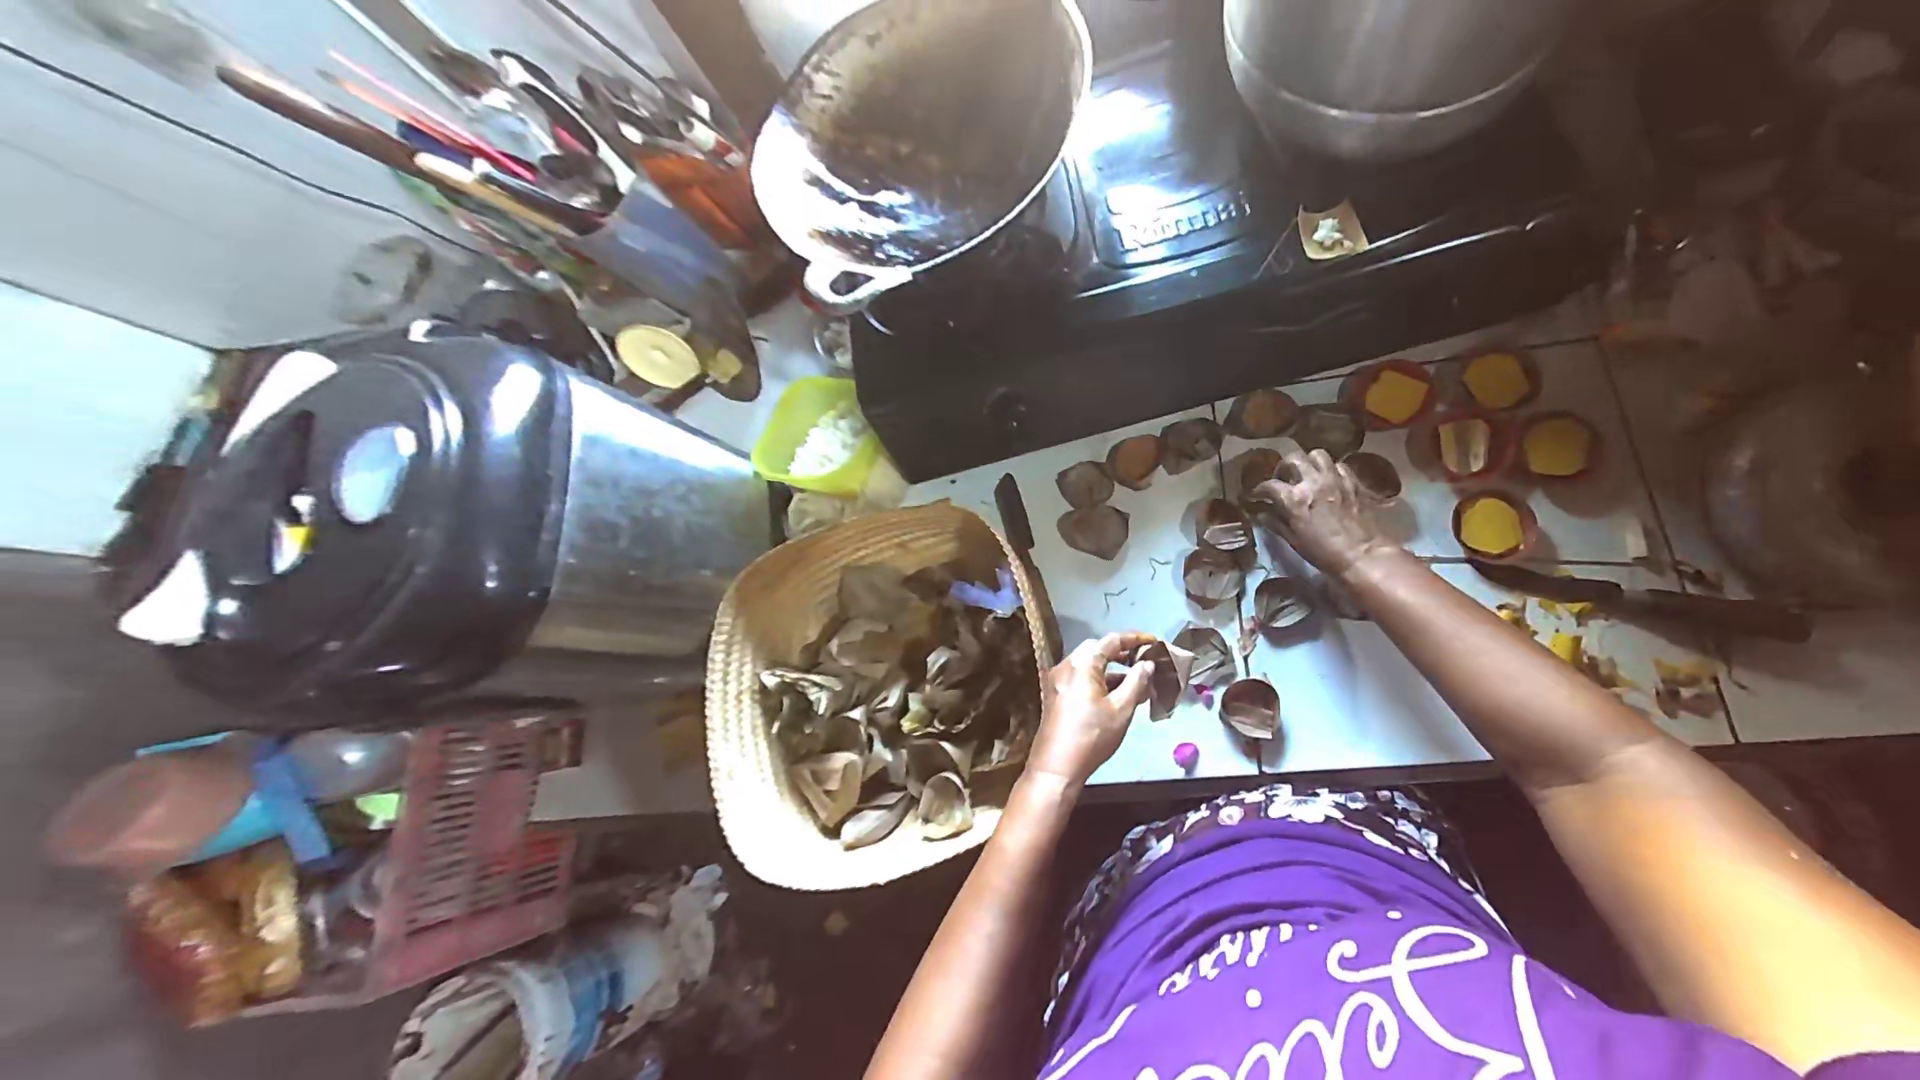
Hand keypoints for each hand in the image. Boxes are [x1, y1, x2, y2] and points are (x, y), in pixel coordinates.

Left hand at [1025, 632, 1153, 788]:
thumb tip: (1147, 664)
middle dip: (1123, 654)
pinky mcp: (1056, 694)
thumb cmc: (1092, 736)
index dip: (1135, 639)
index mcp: (1081, 663)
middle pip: (1098, 650)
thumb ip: (1137, 682)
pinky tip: (1118, 697)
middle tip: (1145, 661)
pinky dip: (1100, 682)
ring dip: (1113, 671)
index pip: (1112, 641)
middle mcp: (1066, 665)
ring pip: (1090, 666)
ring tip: (1138, 684)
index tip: (1154, 642)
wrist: (1056, 766)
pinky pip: (1081, 679)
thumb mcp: (1121, 709)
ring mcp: (1058, 680)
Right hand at [1253, 449, 1399, 579]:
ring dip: (1309, 463)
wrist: (1363, 555)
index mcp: (1294, 499)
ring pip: (1317, 455)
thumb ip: (1275, 522)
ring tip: (1307, 476)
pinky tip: (1329, 482)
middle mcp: (1314, 482)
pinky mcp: (1353, 482)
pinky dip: (1331, 470)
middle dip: (1284, 467)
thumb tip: (1261, 513)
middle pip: (1293, 459)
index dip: (1259, 490)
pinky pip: (1339, 466)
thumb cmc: (1323, 552)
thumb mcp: (1293, 540)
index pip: (1269, 485)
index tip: (1256, 496)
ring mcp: (1336, 479)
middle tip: (1283, 480)